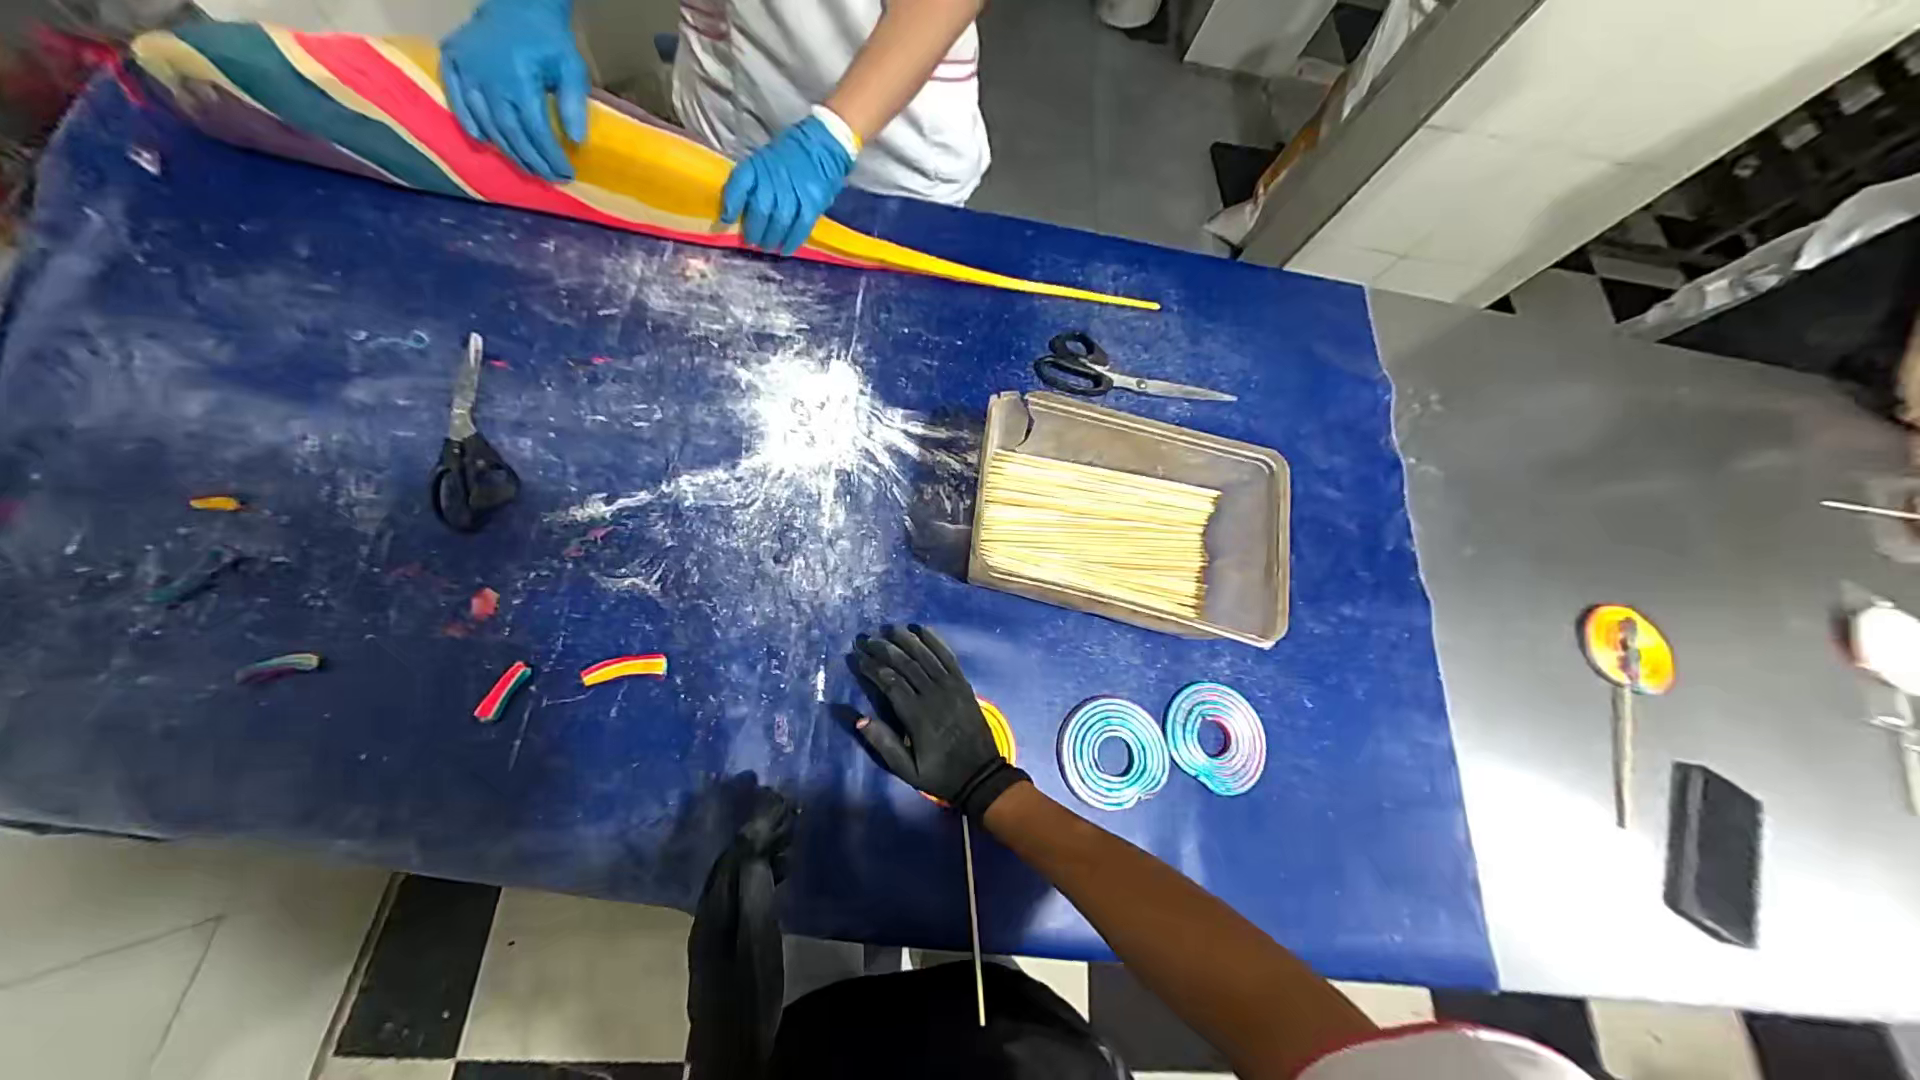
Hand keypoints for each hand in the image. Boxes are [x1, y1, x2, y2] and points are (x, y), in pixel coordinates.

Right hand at [441, 0, 588, 181]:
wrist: (517, 4)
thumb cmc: (549, 41)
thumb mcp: (572, 69)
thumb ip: (574, 104)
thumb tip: (576, 141)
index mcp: (517, 79)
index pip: (535, 130)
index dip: (550, 156)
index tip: (566, 174)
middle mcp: (487, 77)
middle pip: (510, 132)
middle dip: (532, 160)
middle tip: (549, 178)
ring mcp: (465, 68)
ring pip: (486, 121)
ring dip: (506, 150)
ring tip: (527, 168)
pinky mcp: (451, 60)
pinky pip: (456, 98)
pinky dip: (468, 121)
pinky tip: (483, 141)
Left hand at [719, 116, 853, 255]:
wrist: (823, 145)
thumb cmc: (790, 155)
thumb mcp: (766, 159)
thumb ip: (755, 181)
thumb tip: (741, 208)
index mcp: (759, 164)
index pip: (740, 183)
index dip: (731, 204)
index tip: (726, 220)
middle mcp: (775, 177)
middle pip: (760, 209)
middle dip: (754, 230)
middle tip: (752, 242)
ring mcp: (796, 190)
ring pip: (779, 222)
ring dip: (771, 239)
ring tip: (767, 247)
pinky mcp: (813, 202)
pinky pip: (801, 227)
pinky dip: (792, 241)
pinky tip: (786, 250)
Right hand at [849, 624, 1028, 818]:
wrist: (981, 775)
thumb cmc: (940, 774)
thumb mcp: (906, 769)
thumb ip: (883, 743)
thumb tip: (858, 717)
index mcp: (917, 716)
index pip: (890, 682)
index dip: (872, 667)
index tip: (857, 658)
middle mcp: (934, 695)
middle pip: (906, 664)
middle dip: (884, 649)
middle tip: (867, 639)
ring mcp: (951, 687)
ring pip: (926, 656)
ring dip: (907, 640)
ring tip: (890, 629)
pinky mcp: (963, 684)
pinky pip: (948, 657)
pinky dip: (935, 641)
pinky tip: (923, 629)